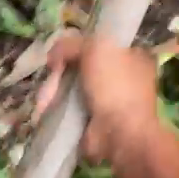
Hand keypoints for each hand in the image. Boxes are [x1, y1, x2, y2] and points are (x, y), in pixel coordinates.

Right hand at [39, 34, 162, 165]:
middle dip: (63, 69)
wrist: (119, 133)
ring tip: (47, 94)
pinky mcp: (92, 120)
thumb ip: (71, 44)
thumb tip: (53, 56)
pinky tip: (46, 105)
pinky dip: (55, 106)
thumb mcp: (95, 48)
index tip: (62, 51)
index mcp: (133, 58)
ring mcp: (107, 101)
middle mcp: (122, 78)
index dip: (79, 44)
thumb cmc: (114, 85)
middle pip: (82, 65)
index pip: (101, 44)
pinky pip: (68, 106)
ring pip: (72, 86)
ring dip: (55, 89)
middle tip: (53, 72)